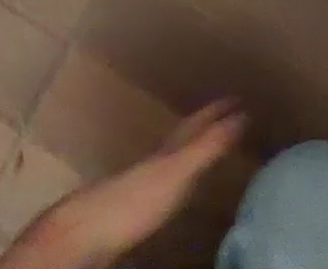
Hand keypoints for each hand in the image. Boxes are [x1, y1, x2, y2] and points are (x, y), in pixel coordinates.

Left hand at [4, 102, 246, 268]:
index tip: (236, 98)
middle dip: (204, 125)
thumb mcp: (177, 170)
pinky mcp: (132, 209)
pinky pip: (163, 184)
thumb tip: (242, 114)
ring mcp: (141, 184)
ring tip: (206, 149)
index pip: (195, 125)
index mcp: (167, 152)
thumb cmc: (135, 198)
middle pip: (182, 137)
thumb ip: (207, 146)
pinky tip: (177, 193)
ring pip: (171, 158)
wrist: (85, 230)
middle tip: (226, 115)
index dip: (214, 112)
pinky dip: (177, 180)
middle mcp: (155, 162)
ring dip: (190, 150)